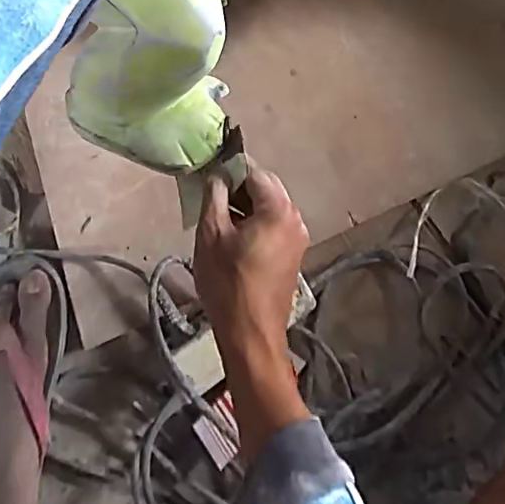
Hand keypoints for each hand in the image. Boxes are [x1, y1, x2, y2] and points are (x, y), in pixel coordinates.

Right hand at [193, 165, 310, 459]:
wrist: (250, 335)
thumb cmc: (227, 281)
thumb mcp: (211, 232)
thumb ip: (215, 195)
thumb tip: (217, 175)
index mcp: (278, 209)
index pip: (253, 171)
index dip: (229, 168)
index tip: (207, 173)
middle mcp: (295, 219)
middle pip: (265, 186)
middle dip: (238, 185)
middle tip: (210, 194)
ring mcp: (297, 238)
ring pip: (269, 205)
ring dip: (245, 204)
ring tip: (217, 214)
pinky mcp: (293, 254)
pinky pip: (272, 224)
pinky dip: (254, 221)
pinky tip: (232, 233)